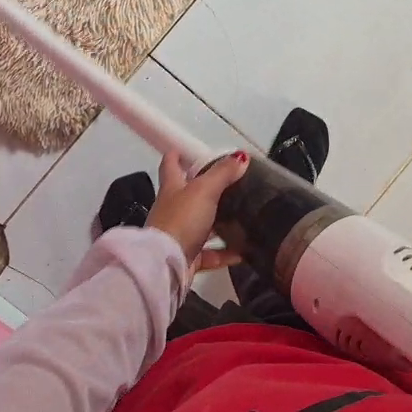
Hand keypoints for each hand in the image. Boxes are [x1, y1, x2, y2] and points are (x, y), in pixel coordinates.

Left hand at [145, 150, 248, 270]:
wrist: (167, 264)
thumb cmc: (182, 219)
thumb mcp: (204, 190)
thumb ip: (222, 174)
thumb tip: (241, 157)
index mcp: (172, 188)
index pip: (171, 164)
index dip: (177, 154)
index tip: (187, 148)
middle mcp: (172, 209)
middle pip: (189, 195)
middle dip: (207, 190)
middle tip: (232, 184)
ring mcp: (179, 234)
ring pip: (202, 225)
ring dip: (220, 223)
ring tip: (244, 218)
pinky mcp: (187, 257)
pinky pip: (209, 254)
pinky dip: (225, 253)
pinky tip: (243, 252)